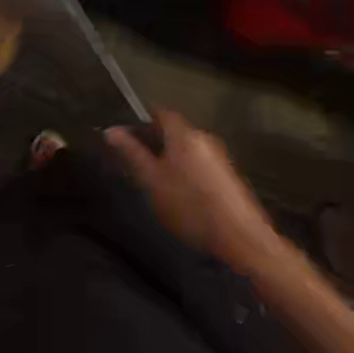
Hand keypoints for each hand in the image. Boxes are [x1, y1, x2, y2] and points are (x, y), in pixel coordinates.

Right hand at [105, 110, 284, 275]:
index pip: (160, 112)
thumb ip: (132, 153)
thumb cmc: (190, 206)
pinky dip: (183, 168)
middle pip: (173, 130)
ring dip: (168, 156)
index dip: (140, 118)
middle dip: (152, 139)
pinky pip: (198, 162)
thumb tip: (110, 130)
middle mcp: (204, 139)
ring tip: (151, 176)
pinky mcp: (227, 177)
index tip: (124, 132)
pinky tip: (177, 191)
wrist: (242, 240)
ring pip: (185, 148)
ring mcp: (219, 158)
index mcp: (184, 135)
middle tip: (133, 157)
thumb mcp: (152, 180)